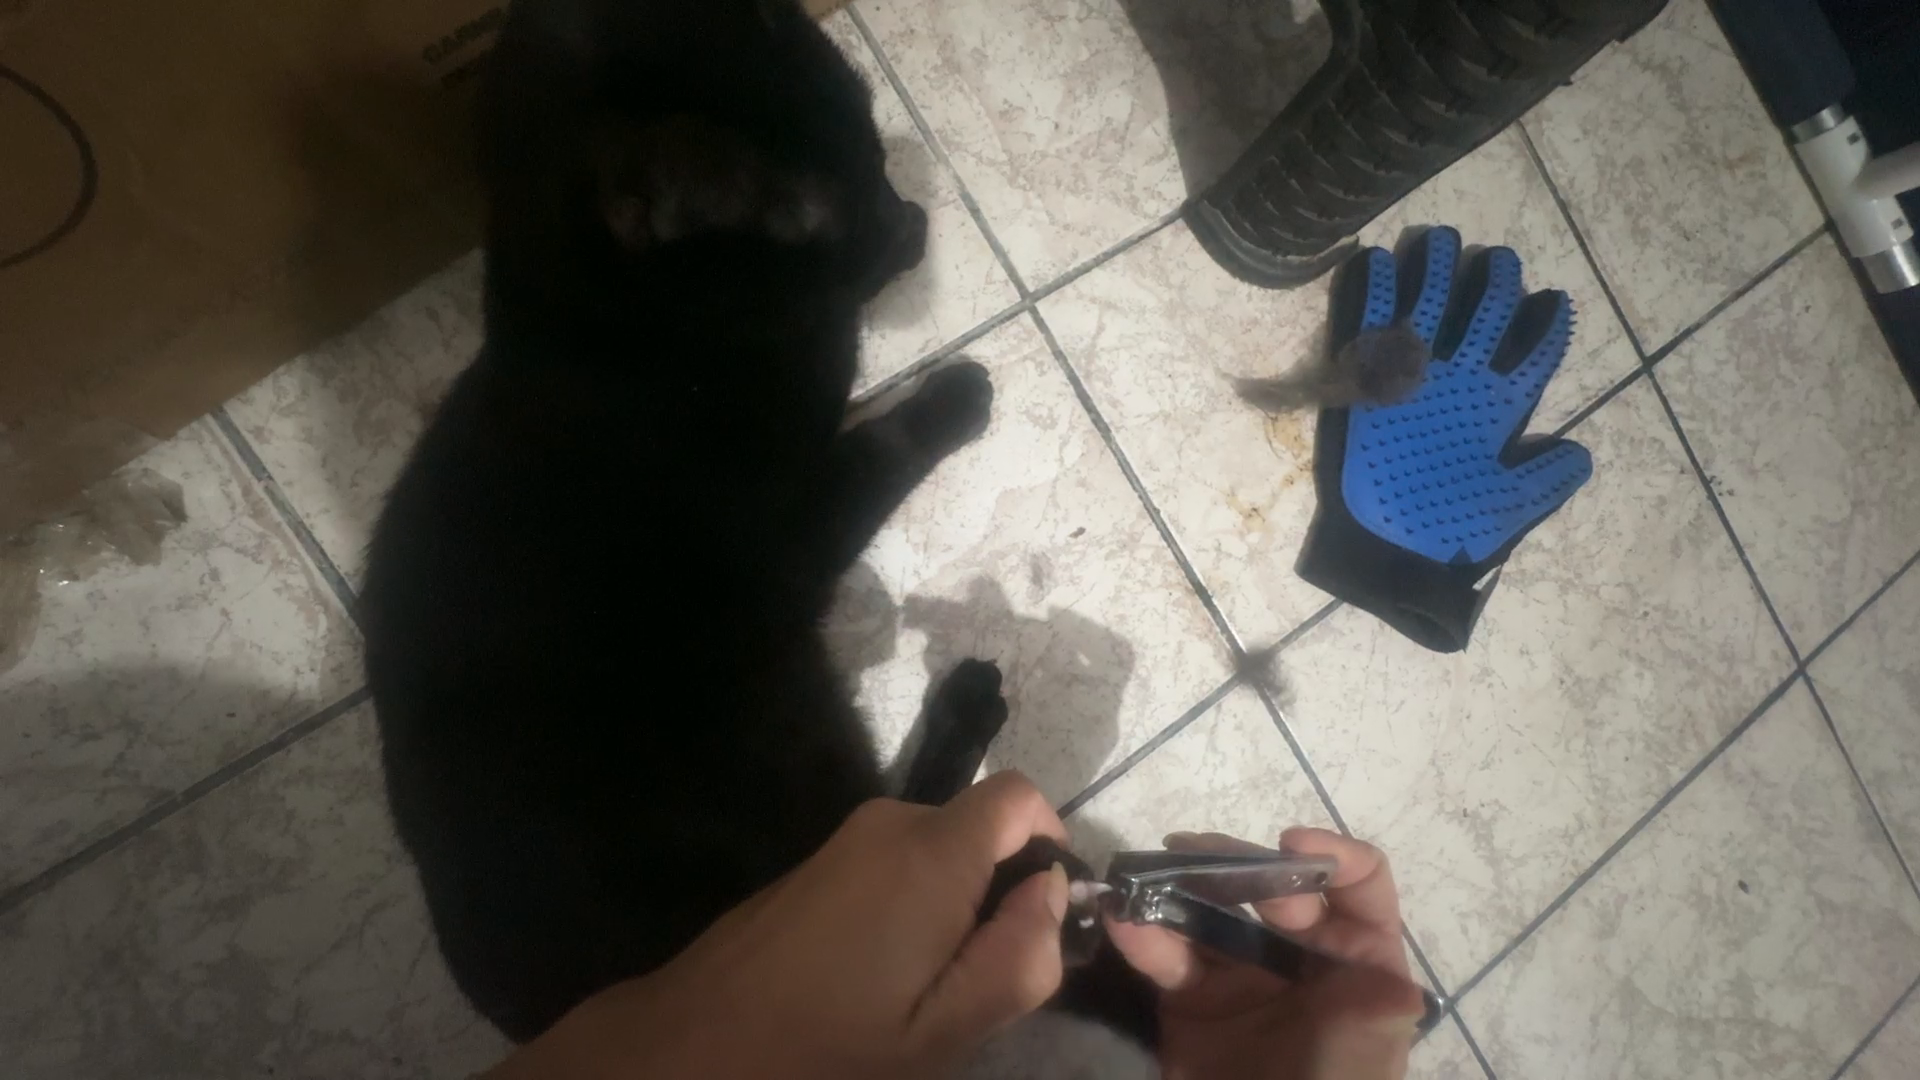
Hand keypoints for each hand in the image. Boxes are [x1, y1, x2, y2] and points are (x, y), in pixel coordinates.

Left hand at [484, 771, 1072, 1079]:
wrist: (694, 1041)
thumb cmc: (830, 1042)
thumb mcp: (943, 1027)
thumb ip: (1018, 956)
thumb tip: (1052, 890)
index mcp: (932, 850)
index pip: (1019, 794)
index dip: (1050, 836)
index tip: (1047, 903)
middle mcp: (894, 820)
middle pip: (980, 824)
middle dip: (1000, 883)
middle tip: (981, 968)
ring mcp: (851, 835)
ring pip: (940, 844)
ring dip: (956, 896)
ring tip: (927, 978)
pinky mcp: (824, 856)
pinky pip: (898, 857)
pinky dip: (916, 895)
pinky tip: (883, 965)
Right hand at [1106, 827, 1427, 1079]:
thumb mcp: (1356, 1071)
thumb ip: (1372, 1025)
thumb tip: (1398, 984)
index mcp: (1355, 966)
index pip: (1360, 888)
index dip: (1332, 855)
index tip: (1288, 844)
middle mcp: (1299, 958)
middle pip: (1272, 884)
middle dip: (1236, 861)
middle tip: (1195, 855)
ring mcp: (1240, 973)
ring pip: (1210, 907)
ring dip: (1176, 883)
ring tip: (1146, 875)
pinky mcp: (1190, 995)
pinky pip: (1166, 952)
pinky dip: (1142, 934)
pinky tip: (1123, 922)